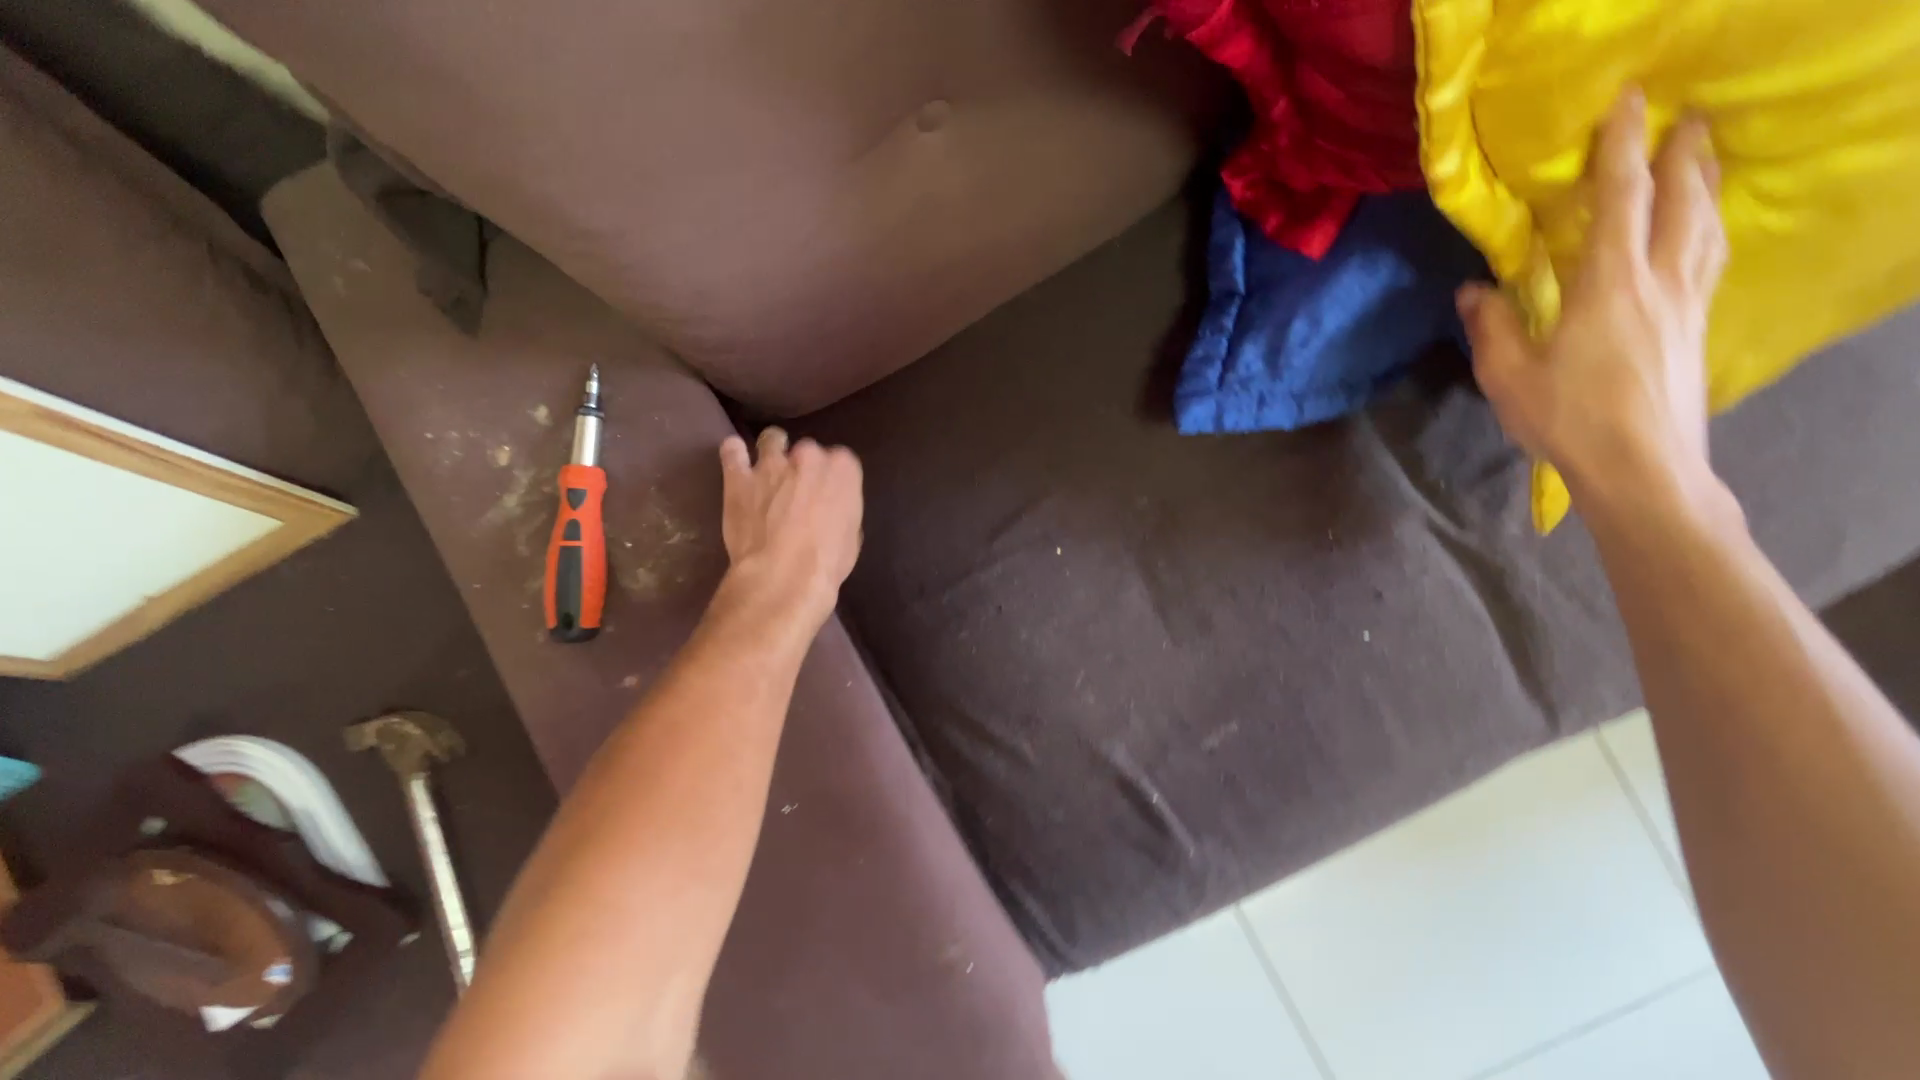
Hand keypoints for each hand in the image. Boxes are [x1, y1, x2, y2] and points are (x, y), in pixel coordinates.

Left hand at [713, 427, 862, 636]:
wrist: (783, 576)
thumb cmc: (826, 562)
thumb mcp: (850, 537)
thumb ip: (841, 512)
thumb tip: (829, 512)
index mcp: (843, 469)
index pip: (840, 460)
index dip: (830, 476)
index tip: (824, 491)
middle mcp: (809, 456)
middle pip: (807, 449)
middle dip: (802, 466)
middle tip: (797, 489)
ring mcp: (771, 464)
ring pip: (771, 441)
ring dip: (771, 451)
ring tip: (767, 467)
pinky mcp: (738, 477)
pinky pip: (732, 451)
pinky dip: (734, 452)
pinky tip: (735, 457)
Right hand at [1458, 89, 1730, 522]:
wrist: (1642, 468)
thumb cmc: (1568, 419)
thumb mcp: (1508, 376)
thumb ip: (1491, 326)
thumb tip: (1473, 290)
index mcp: (1609, 284)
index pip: (1620, 199)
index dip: (1621, 147)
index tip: (1627, 104)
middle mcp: (1658, 281)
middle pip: (1681, 201)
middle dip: (1682, 154)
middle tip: (1682, 119)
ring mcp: (1686, 305)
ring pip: (1705, 227)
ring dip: (1704, 186)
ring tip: (1700, 162)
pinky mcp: (1696, 330)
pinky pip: (1709, 261)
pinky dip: (1708, 230)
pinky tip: (1702, 233)